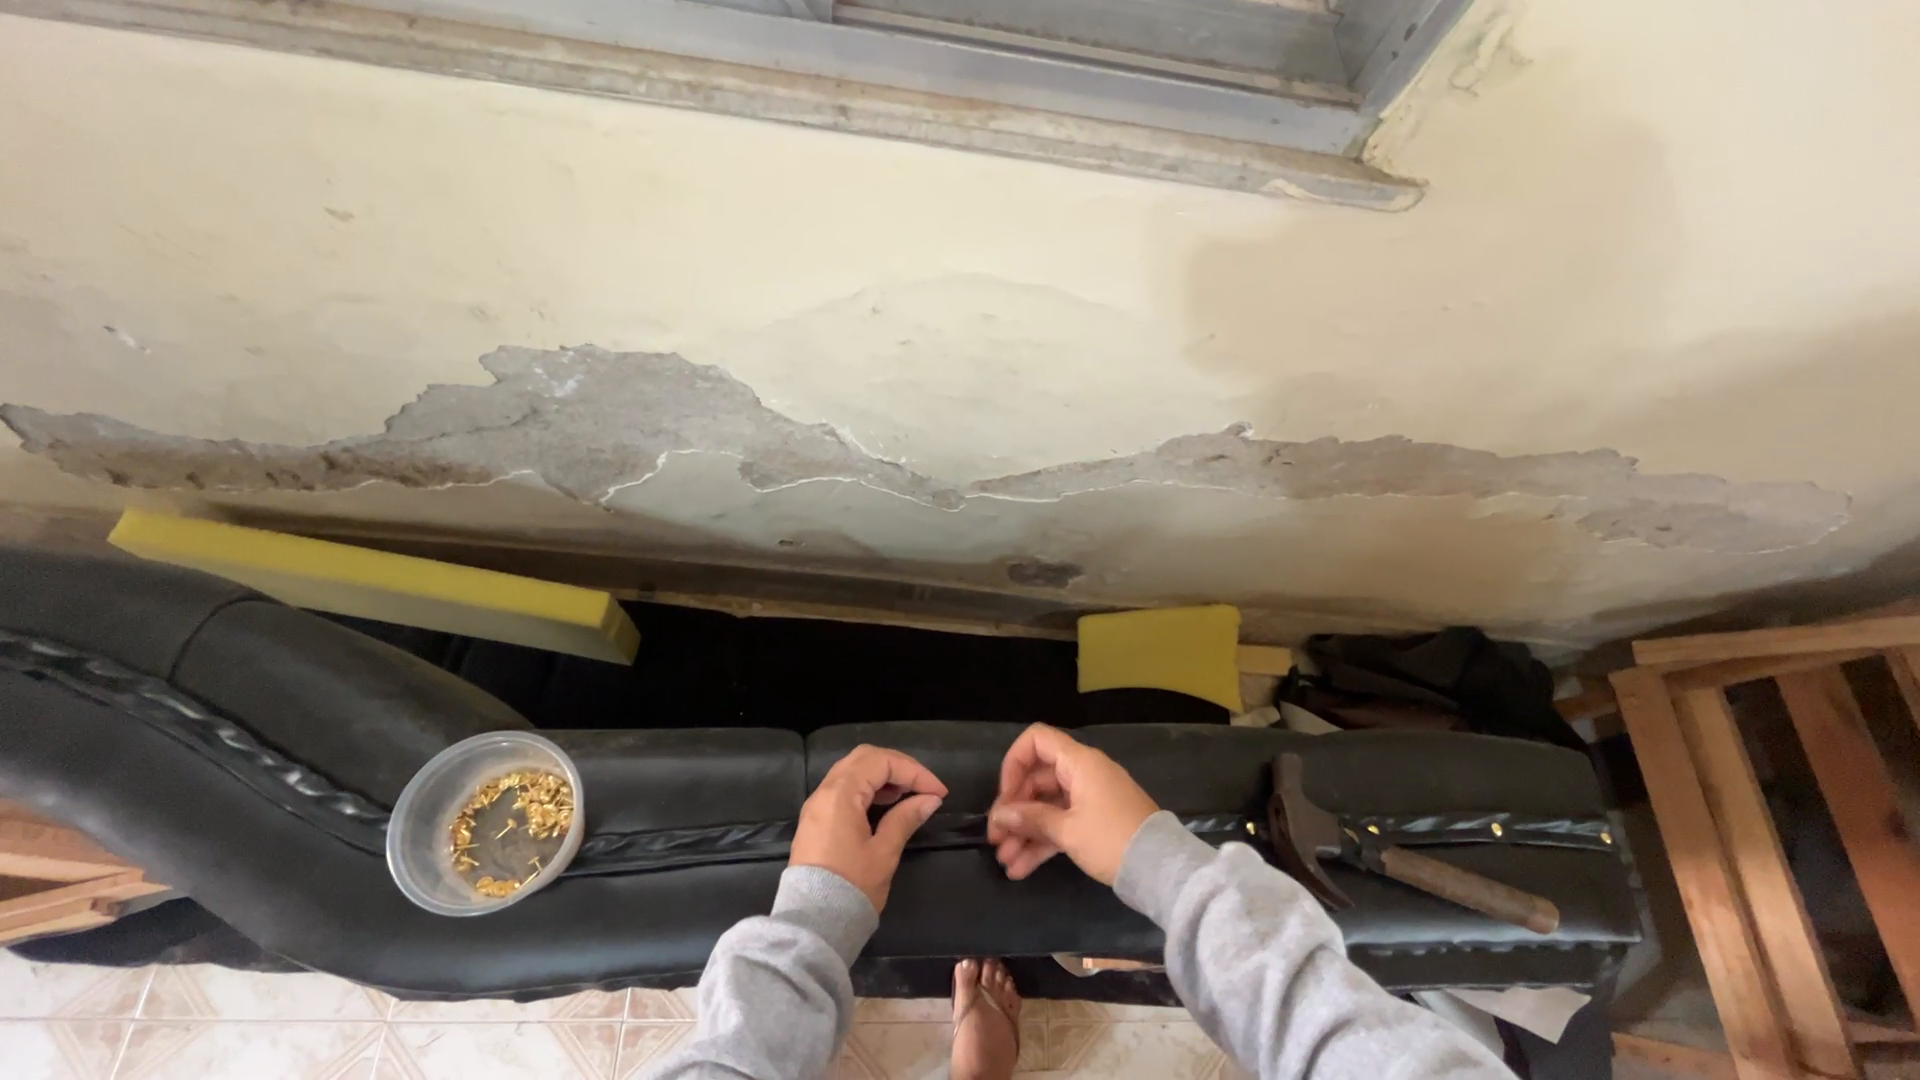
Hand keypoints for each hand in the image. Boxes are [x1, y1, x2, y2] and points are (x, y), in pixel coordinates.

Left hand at [791, 745, 947, 911]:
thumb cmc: (852, 887)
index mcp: (840, 794)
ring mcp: (817, 805)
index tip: (939, 792)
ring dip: (882, 775)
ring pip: (852, 770)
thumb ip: (906, 818)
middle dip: (898, 766)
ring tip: (908, 794)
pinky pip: (843, 788)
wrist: (813, 925)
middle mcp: (824, 792)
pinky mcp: (816, 820)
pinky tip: (886, 803)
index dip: (915, 772)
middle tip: (923, 786)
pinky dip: (867, 787)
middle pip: (864, 758)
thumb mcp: (884, 852)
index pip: (881, 763)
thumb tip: (930, 799)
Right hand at [987, 724, 1158, 884]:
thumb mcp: (1068, 831)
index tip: (1005, 796)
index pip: (1037, 741)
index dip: (1013, 763)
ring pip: (1047, 807)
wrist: (1162, 869)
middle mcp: (1083, 773)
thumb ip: (1031, 819)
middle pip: (1037, 780)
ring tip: (1006, 862)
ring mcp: (1090, 798)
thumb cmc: (1111, 839)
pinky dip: (1043, 842)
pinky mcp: (1096, 821)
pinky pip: (1062, 824)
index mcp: (1079, 762)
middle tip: (996, 840)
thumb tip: (1000, 817)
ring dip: (1025, 832)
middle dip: (1014, 810)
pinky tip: (1022, 868)